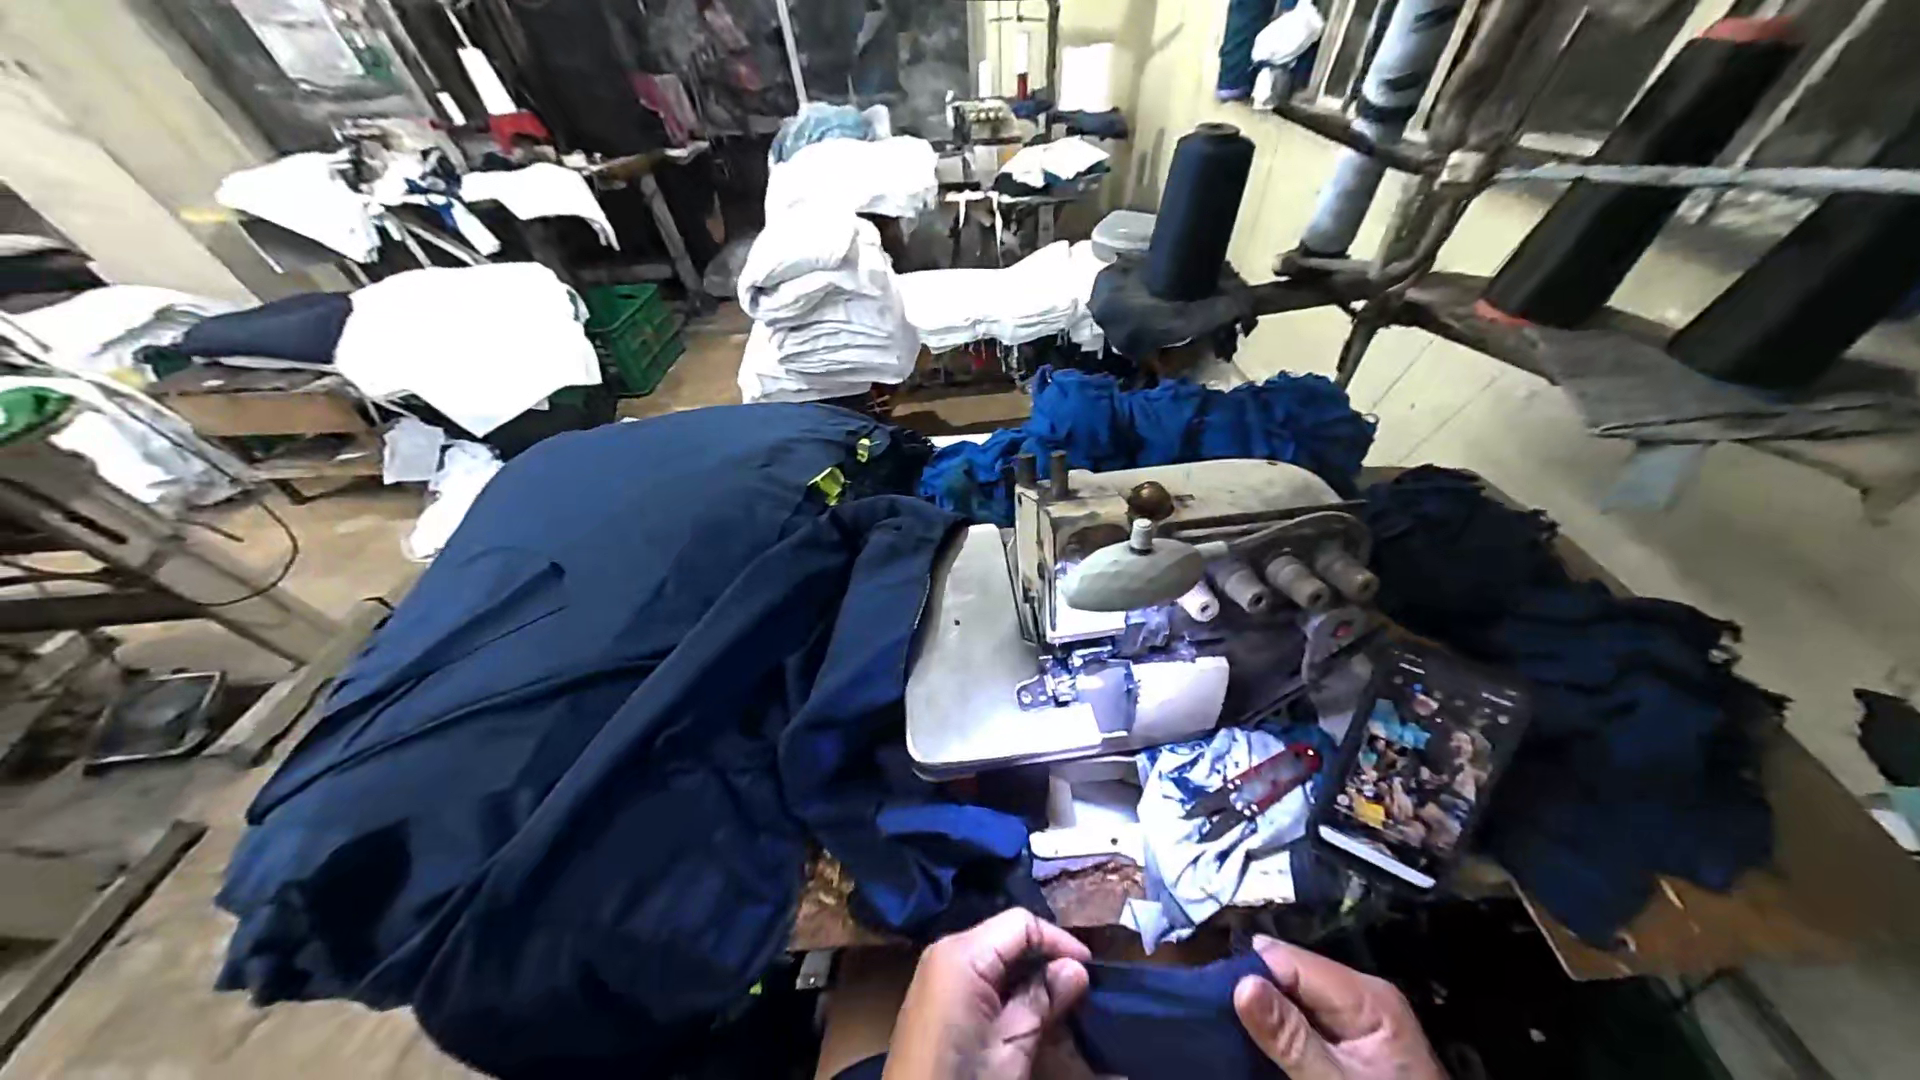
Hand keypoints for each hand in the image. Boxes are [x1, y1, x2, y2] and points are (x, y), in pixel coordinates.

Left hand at [884, 910, 1091, 1079]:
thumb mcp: (1010, 1047)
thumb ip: (1043, 1000)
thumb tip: (1078, 969)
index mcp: (963, 952)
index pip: (1021, 923)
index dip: (1058, 940)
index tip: (1090, 969)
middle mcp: (946, 948)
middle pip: (1006, 934)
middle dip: (1044, 956)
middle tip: (1079, 986)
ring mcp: (937, 971)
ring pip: (994, 953)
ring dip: (1026, 972)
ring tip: (1060, 999)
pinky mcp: (935, 994)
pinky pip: (977, 972)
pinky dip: (1005, 984)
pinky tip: (1026, 1010)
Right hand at [1233, 935, 1443, 1079]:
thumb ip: (1291, 1038)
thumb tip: (1239, 981)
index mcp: (1367, 995)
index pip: (1288, 960)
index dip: (1250, 977)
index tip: (1215, 1003)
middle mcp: (1363, 994)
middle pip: (1290, 974)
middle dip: (1257, 995)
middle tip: (1224, 1024)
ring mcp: (1360, 1019)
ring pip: (1294, 997)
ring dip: (1268, 1016)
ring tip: (1239, 1034)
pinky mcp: (1355, 1041)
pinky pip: (1306, 1019)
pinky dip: (1285, 1031)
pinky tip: (1268, 1047)